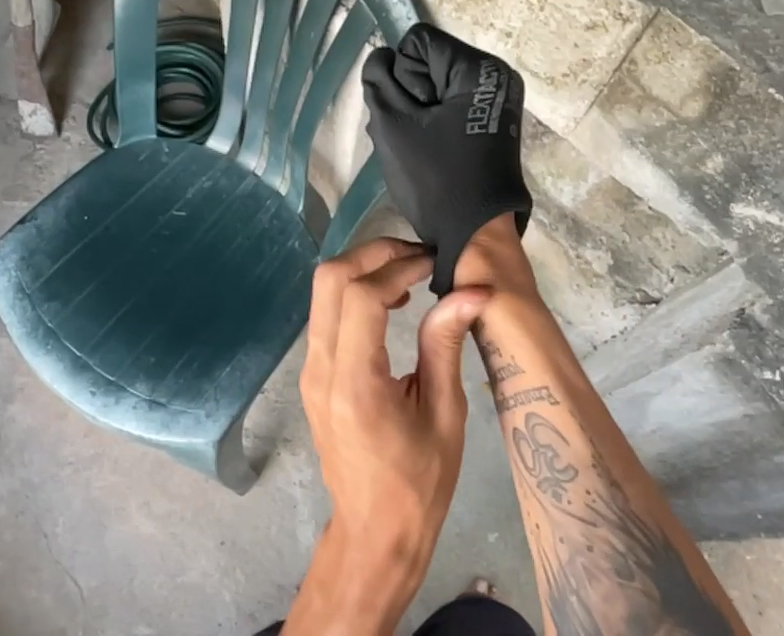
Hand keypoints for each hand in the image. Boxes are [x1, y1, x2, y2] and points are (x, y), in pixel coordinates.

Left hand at [294, 238, 491, 629]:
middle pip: (329, 279)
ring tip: (411, 274)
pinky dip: (355, 291)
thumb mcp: (444, 412)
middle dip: (375, 253)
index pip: (361, 296)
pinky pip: (327, 313)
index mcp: (355, 383)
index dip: (398, 266)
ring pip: (323, 292)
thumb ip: (446, 343)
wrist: (374, 530)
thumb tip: (473, 291)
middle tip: (419, 257)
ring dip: (364, 268)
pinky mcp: (313, 374)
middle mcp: (321, 369)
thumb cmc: (420, 481)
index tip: (434, 262)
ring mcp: (310, 371)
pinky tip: (393, 300)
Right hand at [362, 23, 532, 294]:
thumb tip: (383, 58)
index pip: (418, 42)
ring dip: (418, 113)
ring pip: (436, 88)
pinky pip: (450, 108)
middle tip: (413, 135)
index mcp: (479, 69)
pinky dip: (434, 125)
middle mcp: (496, 77)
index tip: (413, 114)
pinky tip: (432, 152)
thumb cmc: (435, 178)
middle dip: (409, 95)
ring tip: (421, 147)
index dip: (402, 76)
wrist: (476, 232)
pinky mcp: (492, 123)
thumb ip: (378, 79)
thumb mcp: (392, 123)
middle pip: (429, 64)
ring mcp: (497, 101)